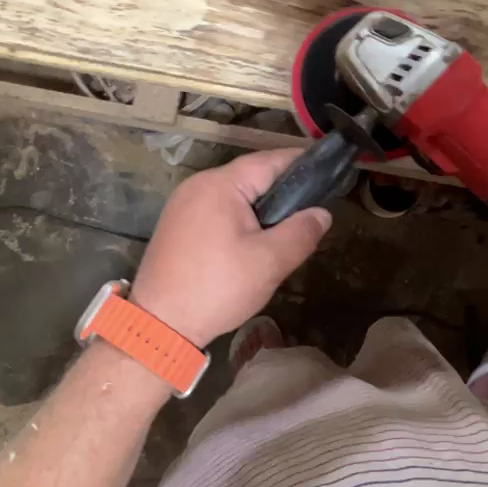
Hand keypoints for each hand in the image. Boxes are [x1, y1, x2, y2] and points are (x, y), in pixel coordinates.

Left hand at [128, 149, 331, 346]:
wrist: (159, 326)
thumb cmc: (217, 288)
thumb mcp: (269, 262)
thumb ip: (300, 232)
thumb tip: (322, 213)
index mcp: (220, 185)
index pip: (269, 161)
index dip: (300, 163)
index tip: (328, 171)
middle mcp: (198, 185)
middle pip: (250, 176)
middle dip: (282, 189)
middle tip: (312, 208)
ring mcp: (183, 204)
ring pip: (233, 195)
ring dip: (260, 206)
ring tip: (288, 226)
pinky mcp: (176, 225)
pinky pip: (216, 210)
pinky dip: (239, 218)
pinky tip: (254, 240)